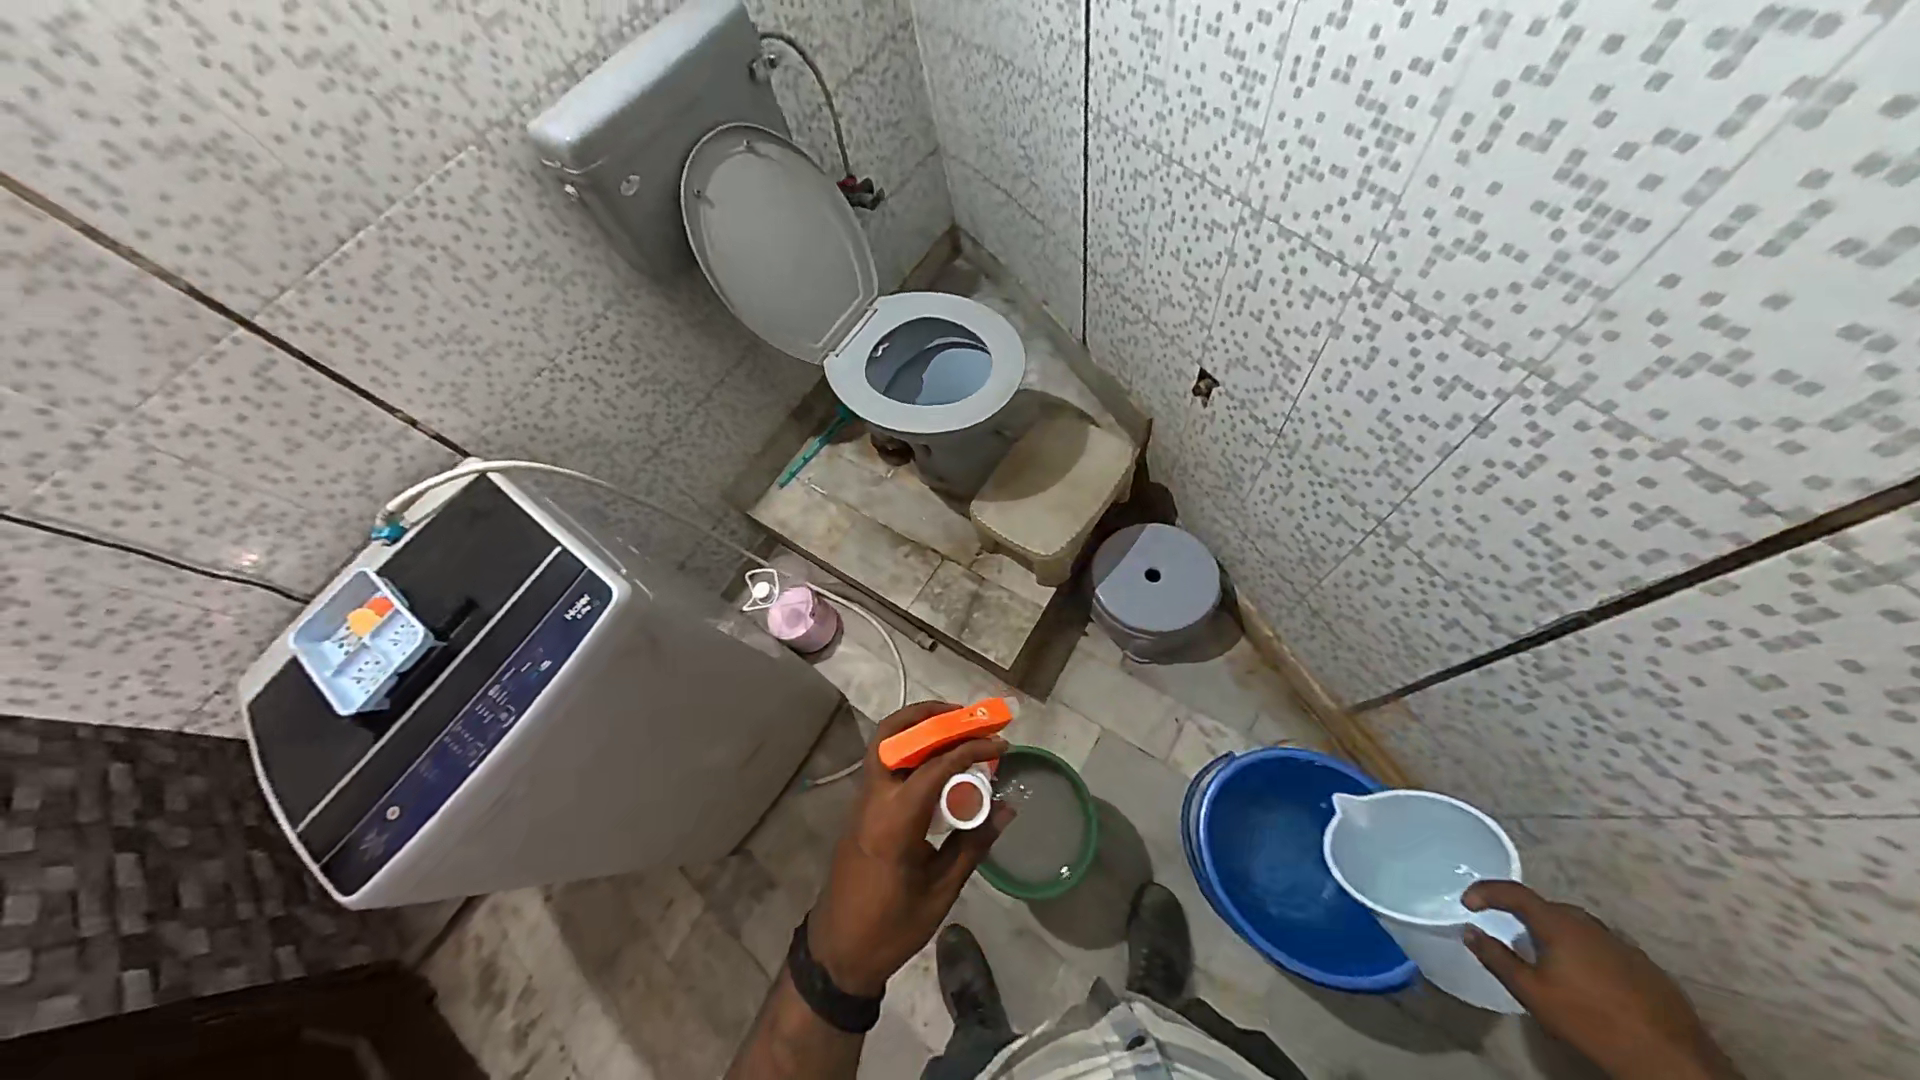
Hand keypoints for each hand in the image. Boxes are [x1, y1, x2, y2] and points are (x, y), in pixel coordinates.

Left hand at [806, 701, 1012, 995]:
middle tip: (968, 718)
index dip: (971, 749)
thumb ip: (974, 843)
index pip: (935, 766)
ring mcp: (862, 800)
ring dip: (917, 726)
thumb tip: (1007, 808)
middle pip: (894, 734)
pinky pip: (884, 761)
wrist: (838, 951)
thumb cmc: (892, 925)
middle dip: (931, 716)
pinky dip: (909, 747)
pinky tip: (936, 761)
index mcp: (895, 819)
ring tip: (954, 728)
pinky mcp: (861, 807)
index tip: (1001, 746)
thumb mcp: (941, 889)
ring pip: (884, 743)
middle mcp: (874, 797)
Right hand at [1463, 881, 1741, 1079]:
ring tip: (1544, 958)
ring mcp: (1622, 944)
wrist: (1671, 1060)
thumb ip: (1496, 957)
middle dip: (1520, 914)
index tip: (1467, 903)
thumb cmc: (1590, 1021)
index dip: (1485, 892)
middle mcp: (1590, 925)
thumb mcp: (1532, 993)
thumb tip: (1470, 931)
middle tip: (1506, 933)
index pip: (1513, 892)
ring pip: (1576, 927)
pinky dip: (1582, 951)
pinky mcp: (1644, 966)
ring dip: (1553, 933)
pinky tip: (1584, 979)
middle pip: (1546, 908)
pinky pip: (1601, 946)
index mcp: (1560, 924)